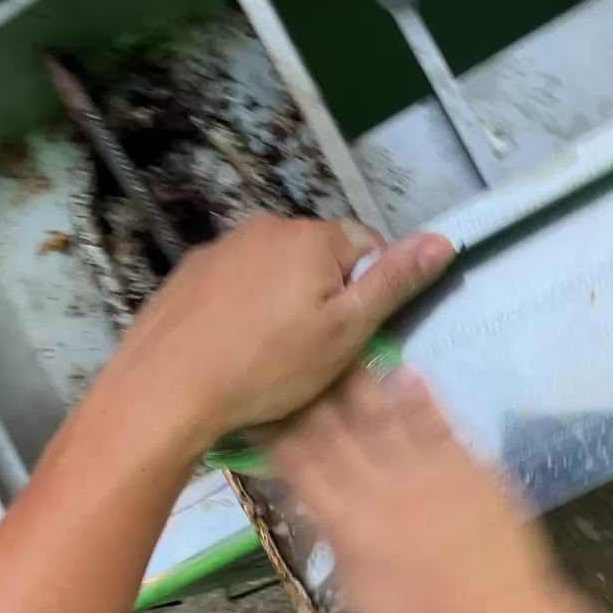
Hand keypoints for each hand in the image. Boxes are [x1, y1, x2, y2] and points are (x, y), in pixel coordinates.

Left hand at [94, 214, 454, 440]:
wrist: (169, 386)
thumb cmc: (270, 364)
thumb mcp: (345, 331)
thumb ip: (393, 283)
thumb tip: (444, 240)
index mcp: (312, 237)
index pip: (367, 246)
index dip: (370, 292)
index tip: (355, 335)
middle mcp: (266, 226)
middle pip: (320, 257)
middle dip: (327, 295)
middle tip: (317, 352)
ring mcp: (222, 247)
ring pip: (277, 271)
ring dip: (287, 301)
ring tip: (274, 354)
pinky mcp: (190, 273)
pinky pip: (238, 284)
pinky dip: (247, 308)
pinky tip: (238, 347)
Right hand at [274, 372, 574, 612]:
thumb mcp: (361, 607)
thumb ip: (339, 555)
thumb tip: (324, 519)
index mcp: (348, 528)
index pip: (301, 468)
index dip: (277, 437)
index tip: (262, 413)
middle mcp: (382, 490)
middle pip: (336, 433)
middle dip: (310, 399)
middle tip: (294, 367)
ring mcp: (429, 474)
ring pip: (385, 417)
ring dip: (359, 384)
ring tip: (339, 353)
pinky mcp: (471, 469)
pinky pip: (440, 424)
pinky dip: (421, 396)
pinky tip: (403, 369)